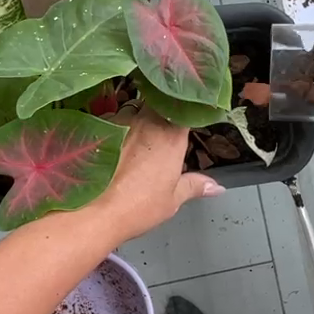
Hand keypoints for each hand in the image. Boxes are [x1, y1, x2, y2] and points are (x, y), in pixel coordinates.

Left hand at [82, 111, 221, 240]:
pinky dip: (113, 129)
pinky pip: (110, 120)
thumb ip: (195, 186)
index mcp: (171, 134)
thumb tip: (217, 187)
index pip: (184, 107)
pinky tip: (112, 147)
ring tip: (133, 141)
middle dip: (160, 112)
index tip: (188, 114)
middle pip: (157, 103)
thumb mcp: (173, 199)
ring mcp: (120, 120)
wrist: (96, 210)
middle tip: (160, 131)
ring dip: (135, 120)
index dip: (186, 108)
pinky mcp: (97, 127)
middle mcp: (146, 120)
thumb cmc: (139, 206)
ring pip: (131, 109)